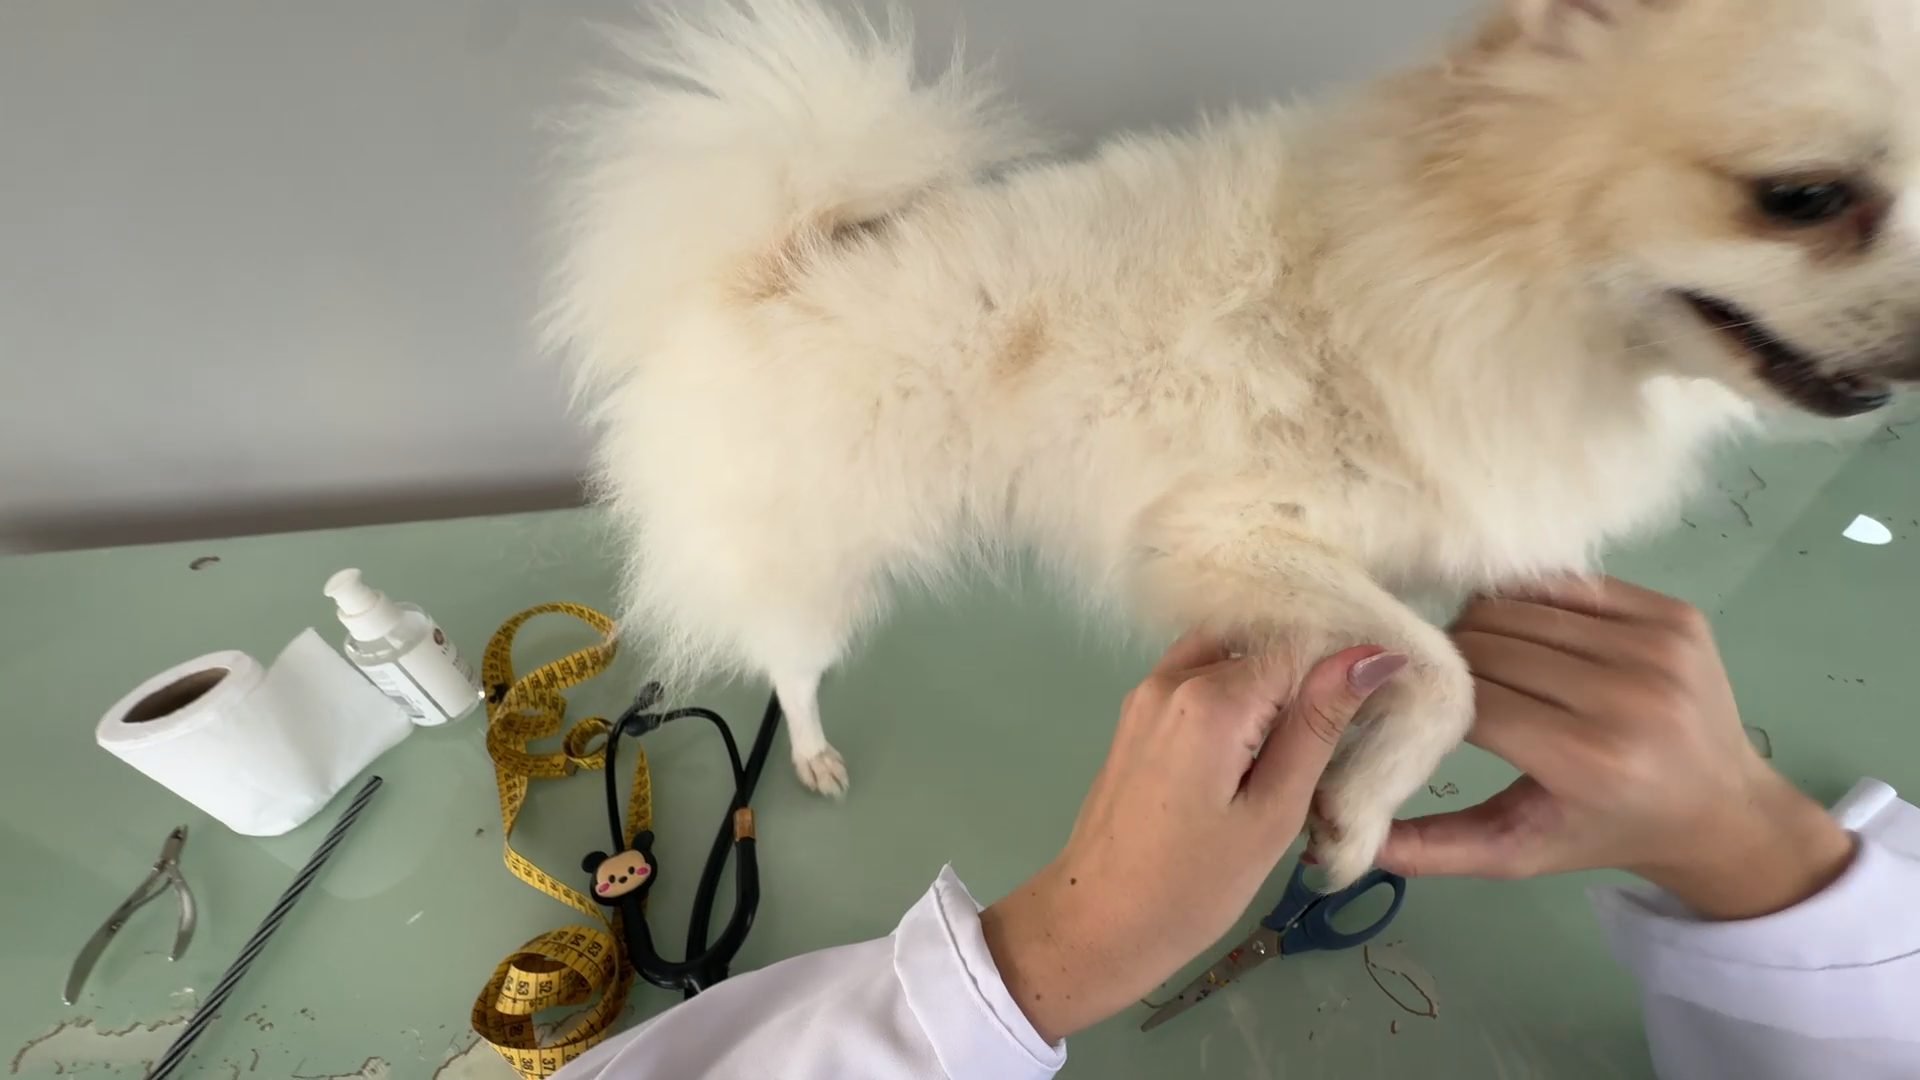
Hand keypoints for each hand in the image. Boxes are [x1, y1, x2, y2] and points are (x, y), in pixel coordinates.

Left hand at [979, 635, 1405, 1042]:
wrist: (1101, 915)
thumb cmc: (1196, 880)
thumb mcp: (1273, 809)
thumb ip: (1318, 725)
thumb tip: (1371, 655)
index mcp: (1208, 697)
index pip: (1294, 647)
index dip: (1341, 666)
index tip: (1379, 697)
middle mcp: (1170, 678)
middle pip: (1254, 644)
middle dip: (1302, 671)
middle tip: (1339, 726)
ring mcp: (1144, 693)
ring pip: (1221, 655)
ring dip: (1264, 681)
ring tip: (1300, 736)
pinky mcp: (1134, 714)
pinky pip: (1191, 678)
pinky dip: (1229, 691)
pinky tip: (1254, 739)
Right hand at [1376, 576, 1856, 920]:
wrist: (1725, 811)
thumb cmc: (1604, 829)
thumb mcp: (1514, 851)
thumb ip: (1432, 848)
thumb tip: (1350, 841)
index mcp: (1591, 760)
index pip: (1468, 697)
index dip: (1431, 698)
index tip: (1420, 709)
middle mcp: (1632, 697)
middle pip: (1482, 643)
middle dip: (1450, 660)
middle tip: (1452, 685)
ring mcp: (1658, 648)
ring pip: (1508, 607)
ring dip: (1479, 629)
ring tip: (1487, 661)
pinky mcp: (1674, 614)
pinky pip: (1553, 582)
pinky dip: (1521, 602)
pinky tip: (1526, 634)